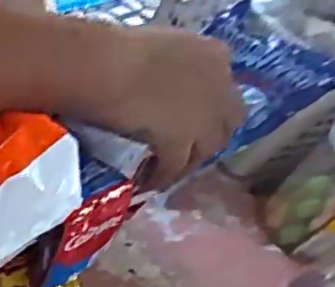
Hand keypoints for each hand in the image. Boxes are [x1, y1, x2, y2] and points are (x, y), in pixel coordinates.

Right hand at [99, 27, 243, 187]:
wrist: (106, 68)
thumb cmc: (118, 56)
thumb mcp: (158, 55)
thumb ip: (167, 73)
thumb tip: (152, 91)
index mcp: (214, 56)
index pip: (223, 90)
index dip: (206, 112)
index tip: (184, 127)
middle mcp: (219, 83)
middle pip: (228, 122)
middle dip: (207, 142)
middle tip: (179, 157)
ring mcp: (202, 114)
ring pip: (207, 149)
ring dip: (186, 164)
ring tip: (162, 175)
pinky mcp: (179, 140)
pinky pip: (175, 166)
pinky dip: (162, 178)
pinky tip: (147, 185)